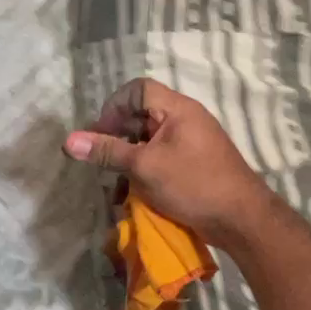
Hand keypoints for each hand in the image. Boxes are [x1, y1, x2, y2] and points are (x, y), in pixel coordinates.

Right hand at [63, 78, 276, 245]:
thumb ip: (107, 151)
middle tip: (101, 156)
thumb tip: (68, 141)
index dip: (114, 106)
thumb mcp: (144, 167)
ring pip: (147, 138)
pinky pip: (159, 155)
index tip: (102, 133)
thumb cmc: (193, 185)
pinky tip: (133, 191)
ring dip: (127, 155)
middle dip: (116, 134)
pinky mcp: (193, 162)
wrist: (242, 220)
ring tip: (115, 177)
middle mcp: (185, 119)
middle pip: (141, 113)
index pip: (138, 89)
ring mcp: (191, 141)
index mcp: (178, 110)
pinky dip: (142, 168)